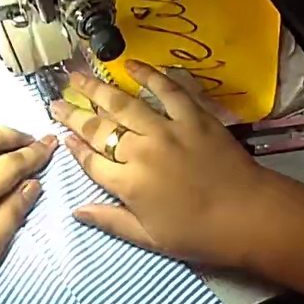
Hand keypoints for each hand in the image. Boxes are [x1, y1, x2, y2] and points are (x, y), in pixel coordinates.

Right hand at [52, 63, 303, 267]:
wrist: (248, 215)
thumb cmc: (199, 234)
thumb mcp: (150, 239)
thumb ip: (111, 221)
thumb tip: (76, 210)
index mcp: (128, 184)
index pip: (91, 161)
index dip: (74, 148)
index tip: (61, 136)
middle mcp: (140, 151)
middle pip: (99, 128)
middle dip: (74, 114)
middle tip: (55, 101)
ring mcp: (166, 129)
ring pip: (124, 104)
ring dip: (98, 89)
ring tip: (76, 77)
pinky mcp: (193, 116)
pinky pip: (167, 90)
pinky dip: (149, 74)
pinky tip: (131, 64)